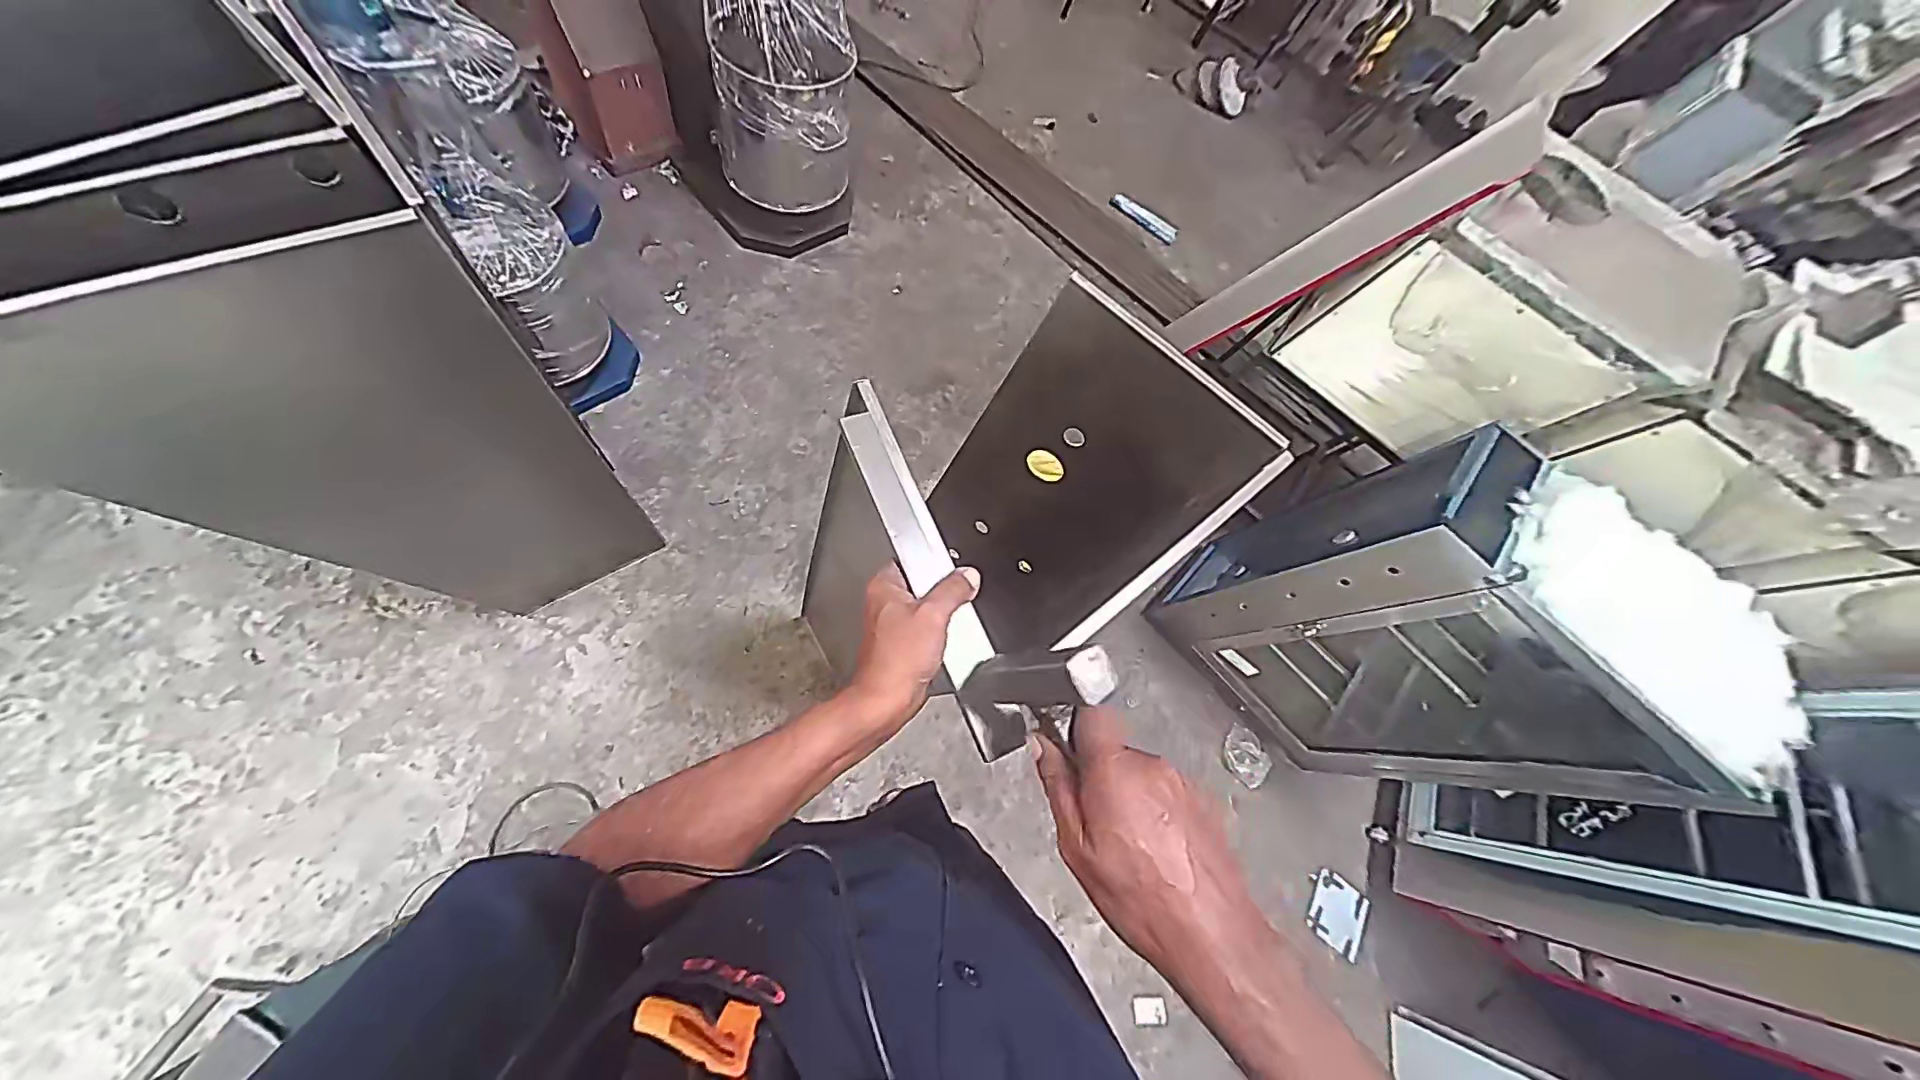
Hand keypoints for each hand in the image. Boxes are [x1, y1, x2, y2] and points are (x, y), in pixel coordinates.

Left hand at [845, 563, 979, 733]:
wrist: (887, 699)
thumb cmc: (895, 661)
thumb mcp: (934, 615)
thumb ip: (953, 590)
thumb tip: (967, 576)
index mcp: (883, 586)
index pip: (912, 559)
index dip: (935, 564)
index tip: (951, 574)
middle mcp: (884, 603)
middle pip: (923, 584)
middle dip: (940, 594)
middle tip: (948, 606)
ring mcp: (892, 625)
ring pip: (927, 609)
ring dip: (940, 618)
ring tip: (941, 630)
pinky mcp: (901, 644)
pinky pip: (926, 630)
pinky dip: (936, 636)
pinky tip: (938, 646)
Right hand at [1033, 706, 1256, 970]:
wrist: (1212, 935)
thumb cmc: (1144, 900)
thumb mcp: (1078, 848)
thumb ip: (1058, 786)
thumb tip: (1042, 748)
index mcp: (1115, 771)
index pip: (1092, 714)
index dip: (1074, 727)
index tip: (1065, 750)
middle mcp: (1152, 766)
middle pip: (1114, 750)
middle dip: (1099, 776)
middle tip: (1096, 822)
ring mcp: (1181, 782)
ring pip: (1139, 773)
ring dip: (1129, 796)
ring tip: (1130, 845)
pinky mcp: (1202, 799)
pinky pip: (1165, 792)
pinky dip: (1155, 813)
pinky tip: (1155, 851)